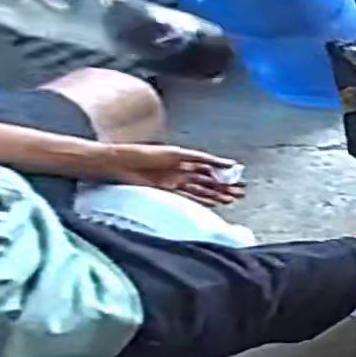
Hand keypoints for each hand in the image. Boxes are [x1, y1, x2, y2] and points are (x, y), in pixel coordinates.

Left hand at [100, 143, 242, 205]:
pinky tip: (215, 203)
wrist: (114, 164)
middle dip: (226, 186)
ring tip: (232, 200)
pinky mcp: (166, 191)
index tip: (239, 178)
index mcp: (185, 161)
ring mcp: (175, 182)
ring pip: (202, 189)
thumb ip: (204, 158)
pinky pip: (189, 197)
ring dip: (217, 195)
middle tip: (242, 193)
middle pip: (209, 180)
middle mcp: (182, 172)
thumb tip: (230, 163)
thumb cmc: (143, 154)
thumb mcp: (177, 153)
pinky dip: (203, 200)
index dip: (225, 173)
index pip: (211, 168)